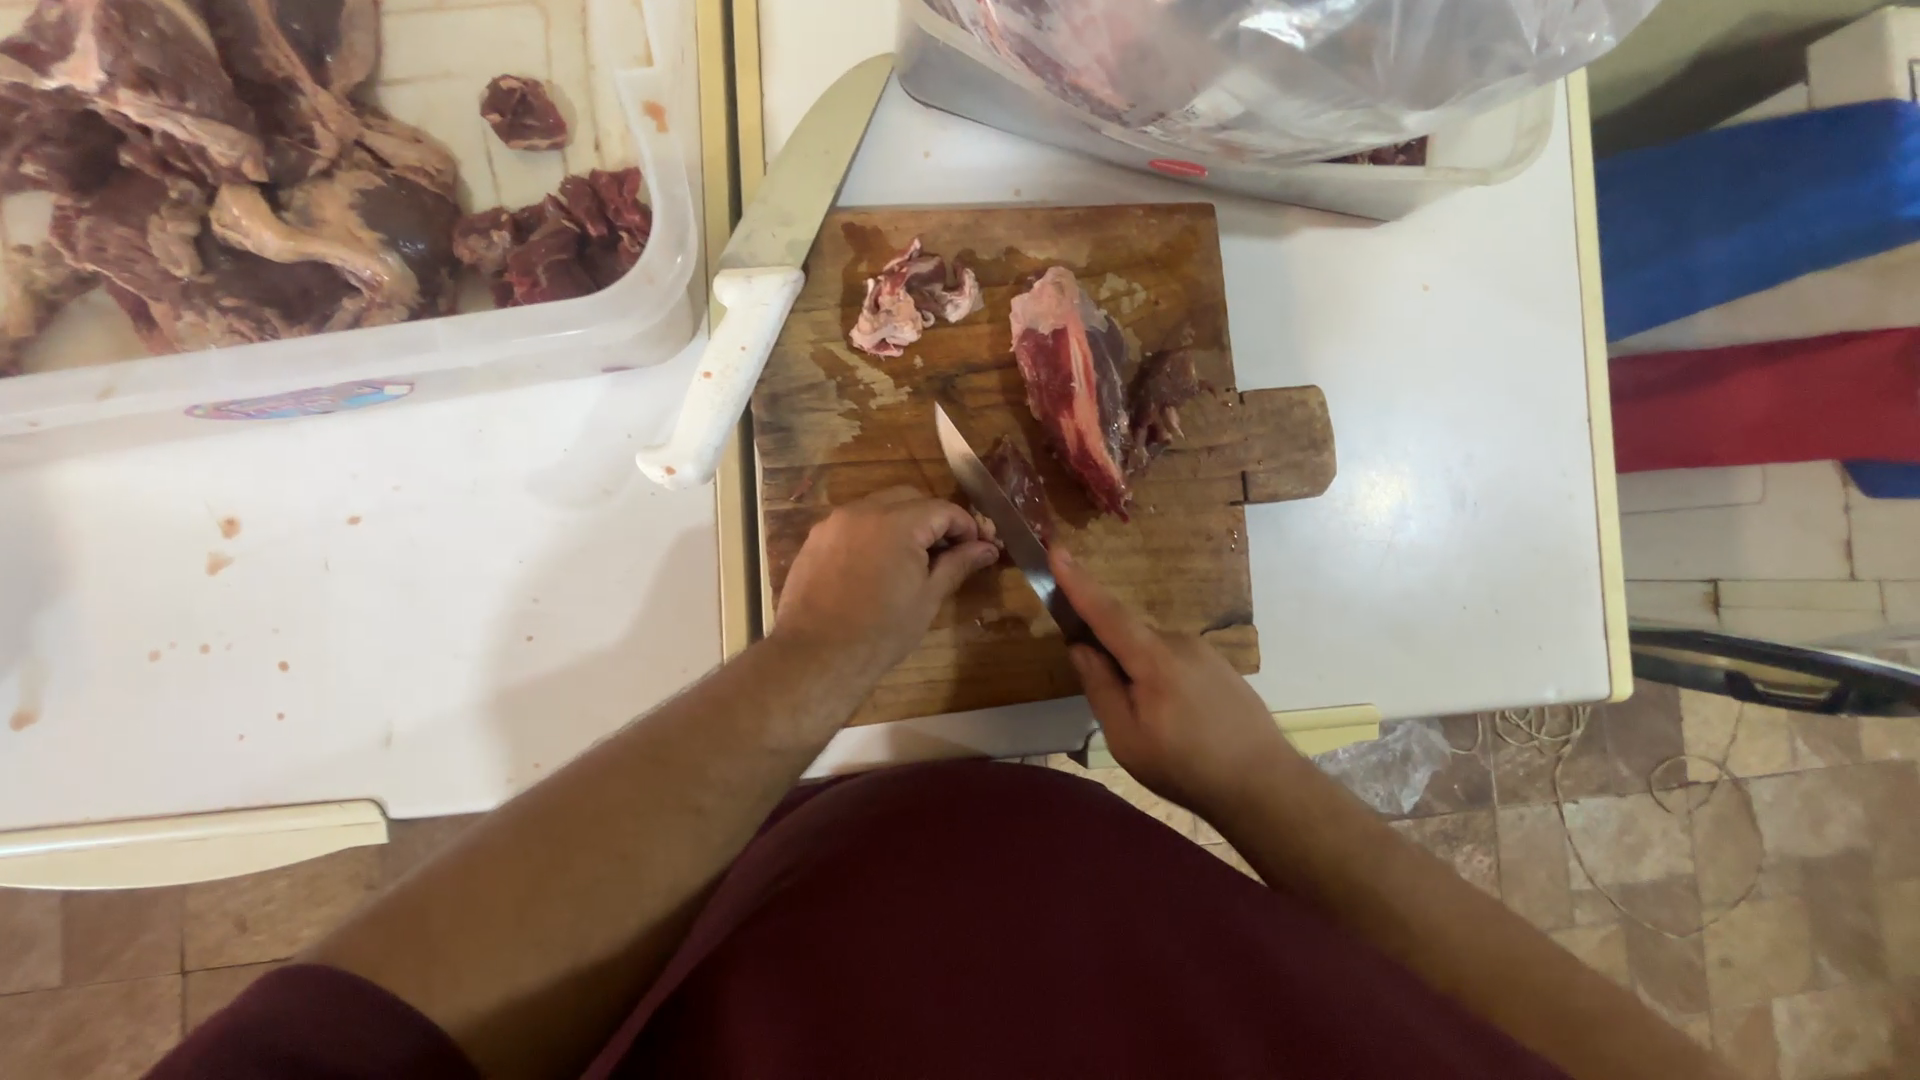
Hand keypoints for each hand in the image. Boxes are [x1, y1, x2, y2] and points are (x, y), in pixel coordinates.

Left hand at [774, 486, 999, 678]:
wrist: (817, 655)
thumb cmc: (882, 631)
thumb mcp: (928, 597)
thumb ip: (957, 564)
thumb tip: (987, 549)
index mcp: (896, 522)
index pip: (942, 509)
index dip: (966, 527)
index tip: (977, 549)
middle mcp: (863, 511)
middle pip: (909, 499)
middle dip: (933, 520)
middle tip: (947, 553)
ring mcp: (834, 523)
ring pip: (879, 506)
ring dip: (902, 523)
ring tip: (912, 560)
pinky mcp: (815, 539)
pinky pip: (853, 524)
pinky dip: (873, 533)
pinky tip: (878, 566)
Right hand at [1052, 546, 1297, 815]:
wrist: (1265, 785)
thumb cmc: (1187, 767)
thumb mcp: (1127, 738)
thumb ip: (1100, 687)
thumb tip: (1080, 647)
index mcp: (1154, 658)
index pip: (1107, 612)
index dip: (1078, 583)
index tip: (1056, 550)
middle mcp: (1180, 643)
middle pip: (1127, 636)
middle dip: (1109, 659)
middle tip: (1116, 711)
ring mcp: (1204, 653)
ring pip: (1151, 653)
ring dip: (1137, 676)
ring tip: (1154, 729)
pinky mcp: (1219, 667)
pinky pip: (1173, 662)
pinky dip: (1160, 682)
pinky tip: (1176, 723)